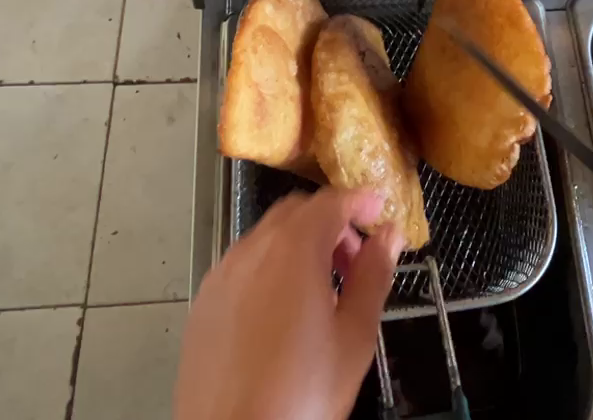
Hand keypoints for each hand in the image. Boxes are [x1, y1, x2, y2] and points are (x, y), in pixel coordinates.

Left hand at [174, 187, 401, 419]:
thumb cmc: (302, 392)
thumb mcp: (354, 336)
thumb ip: (374, 275)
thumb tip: (389, 235)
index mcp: (294, 248)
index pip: (331, 202)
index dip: (359, 200)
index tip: (380, 211)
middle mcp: (253, 248)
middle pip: (297, 212)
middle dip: (330, 222)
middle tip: (354, 259)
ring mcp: (223, 273)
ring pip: (267, 237)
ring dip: (299, 244)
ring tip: (320, 291)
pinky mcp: (204, 302)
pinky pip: (243, 265)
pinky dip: (269, 267)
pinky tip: (281, 312)